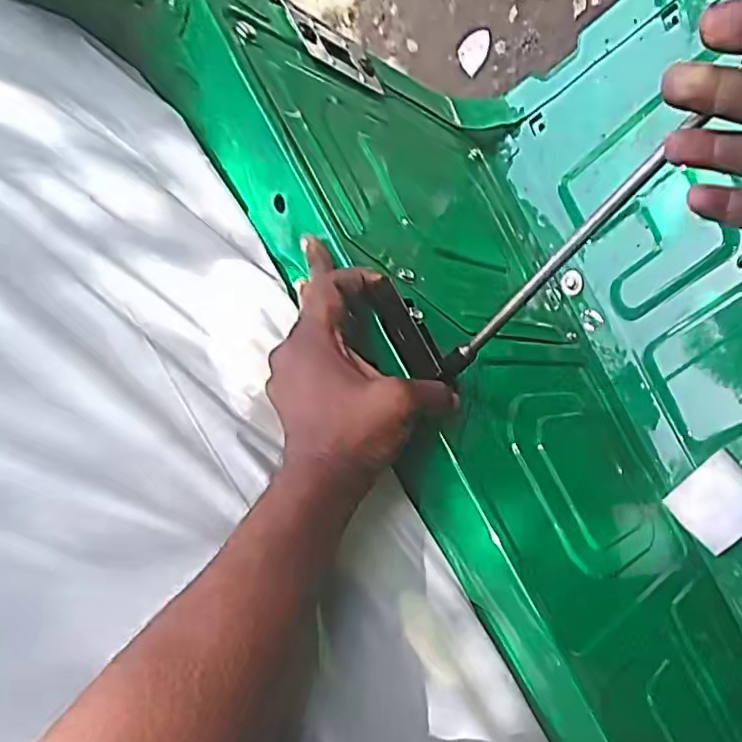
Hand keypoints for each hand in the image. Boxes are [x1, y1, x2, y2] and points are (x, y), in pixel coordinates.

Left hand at [267, 237, 456, 494]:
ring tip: (348, 317)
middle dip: (331, 288)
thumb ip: (430, 391)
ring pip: (312, 338)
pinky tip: (349, 366)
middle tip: (327, 260)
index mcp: (313, 341)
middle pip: (314, 309)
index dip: (353, 276)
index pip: (326, 289)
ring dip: (333, 324)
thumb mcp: (400, 403)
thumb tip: (452, 395)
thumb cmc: (354, 433)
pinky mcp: (295, 400)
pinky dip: (331, 354)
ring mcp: (289, 377)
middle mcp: (293, 352)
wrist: (324, 480)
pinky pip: (312, 363)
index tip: (377, 279)